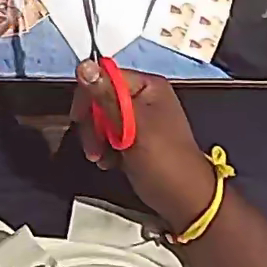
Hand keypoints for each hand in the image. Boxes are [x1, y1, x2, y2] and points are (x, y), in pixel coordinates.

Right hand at [70, 63, 217, 230]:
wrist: (184, 201)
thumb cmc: (163, 161)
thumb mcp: (133, 126)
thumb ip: (107, 96)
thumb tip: (85, 65)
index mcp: (147, 87)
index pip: (104, 77)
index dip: (89, 97)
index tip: (81, 119)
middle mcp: (142, 98)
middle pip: (99, 99)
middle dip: (92, 124)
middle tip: (95, 146)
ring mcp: (137, 119)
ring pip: (99, 119)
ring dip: (95, 139)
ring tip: (102, 157)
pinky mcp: (132, 138)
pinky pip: (106, 135)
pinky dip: (103, 148)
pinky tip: (109, 161)